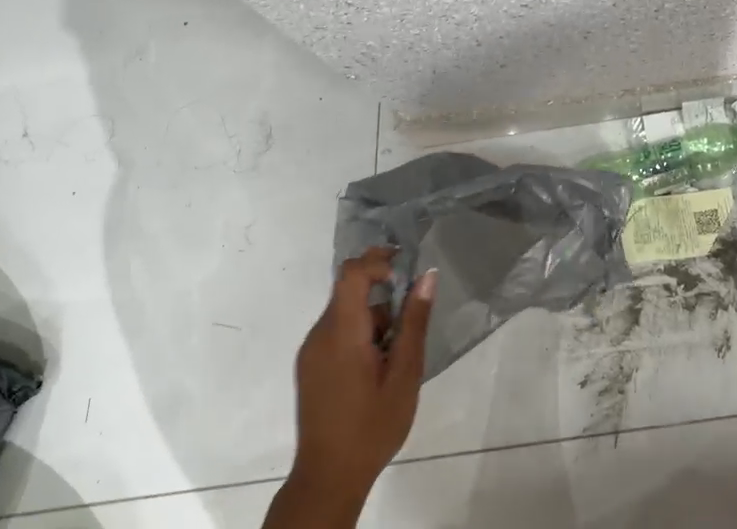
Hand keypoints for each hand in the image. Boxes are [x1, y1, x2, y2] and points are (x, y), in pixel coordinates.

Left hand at [289, 247, 436, 499]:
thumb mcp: (405, 374)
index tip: (406, 267)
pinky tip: (377, 367)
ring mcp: (310, 353)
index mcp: (341, 334)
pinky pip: (336, 333)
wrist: (328, 477)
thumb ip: (414, 322)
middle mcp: (318, 336)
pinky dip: (360, 334)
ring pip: (344, 313)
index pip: (351, 274)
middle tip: (411, 323)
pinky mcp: (310, 368)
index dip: (377, 260)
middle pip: (348, 292)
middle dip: (383, 295)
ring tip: (396, 356)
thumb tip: (427, 276)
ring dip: (374, 318)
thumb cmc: (373, 425)